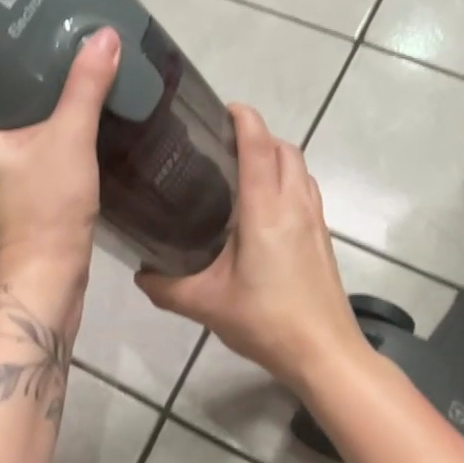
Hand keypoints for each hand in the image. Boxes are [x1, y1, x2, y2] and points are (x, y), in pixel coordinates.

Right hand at [135, 105, 368, 389]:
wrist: (324, 354)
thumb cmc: (266, 322)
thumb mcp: (205, 305)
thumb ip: (166, 287)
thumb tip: (139, 274)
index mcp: (265, 210)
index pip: (259, 146)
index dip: (244, 119)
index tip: (223, 108)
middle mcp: (294, 205)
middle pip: (285, 148)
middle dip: (259, 134)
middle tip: (222, 142)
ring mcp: (314, 220)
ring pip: (300, 168)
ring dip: (276, 155)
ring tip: (241, 167)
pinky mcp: (322, 237)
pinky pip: (306, 190)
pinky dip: (287, 179)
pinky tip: (263, 205)